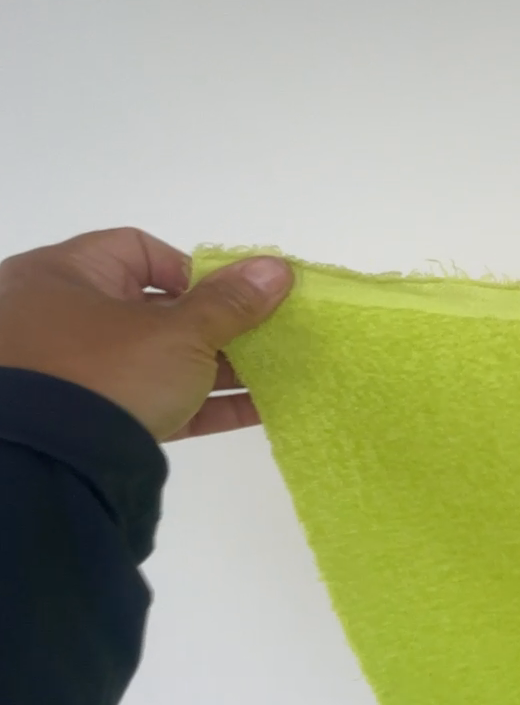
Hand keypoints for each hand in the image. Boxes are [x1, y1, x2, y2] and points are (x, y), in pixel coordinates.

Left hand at [0, 227, 290, 440]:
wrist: (55, 453)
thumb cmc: (111, 369)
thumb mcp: (182, 332)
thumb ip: (233, 302)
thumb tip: (279, 266)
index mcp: (65, 277)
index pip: (141, 251)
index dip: (196, 271)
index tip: (234, 301)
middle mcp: (63, 314)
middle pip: (161, 307)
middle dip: (222, 324)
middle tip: (263, 339)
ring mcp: (80, 365)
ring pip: (167, 355)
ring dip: (225, 365)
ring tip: (274, 375)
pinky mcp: (104, 409)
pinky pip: (167, 396)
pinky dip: (213, 401)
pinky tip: (263, 408)